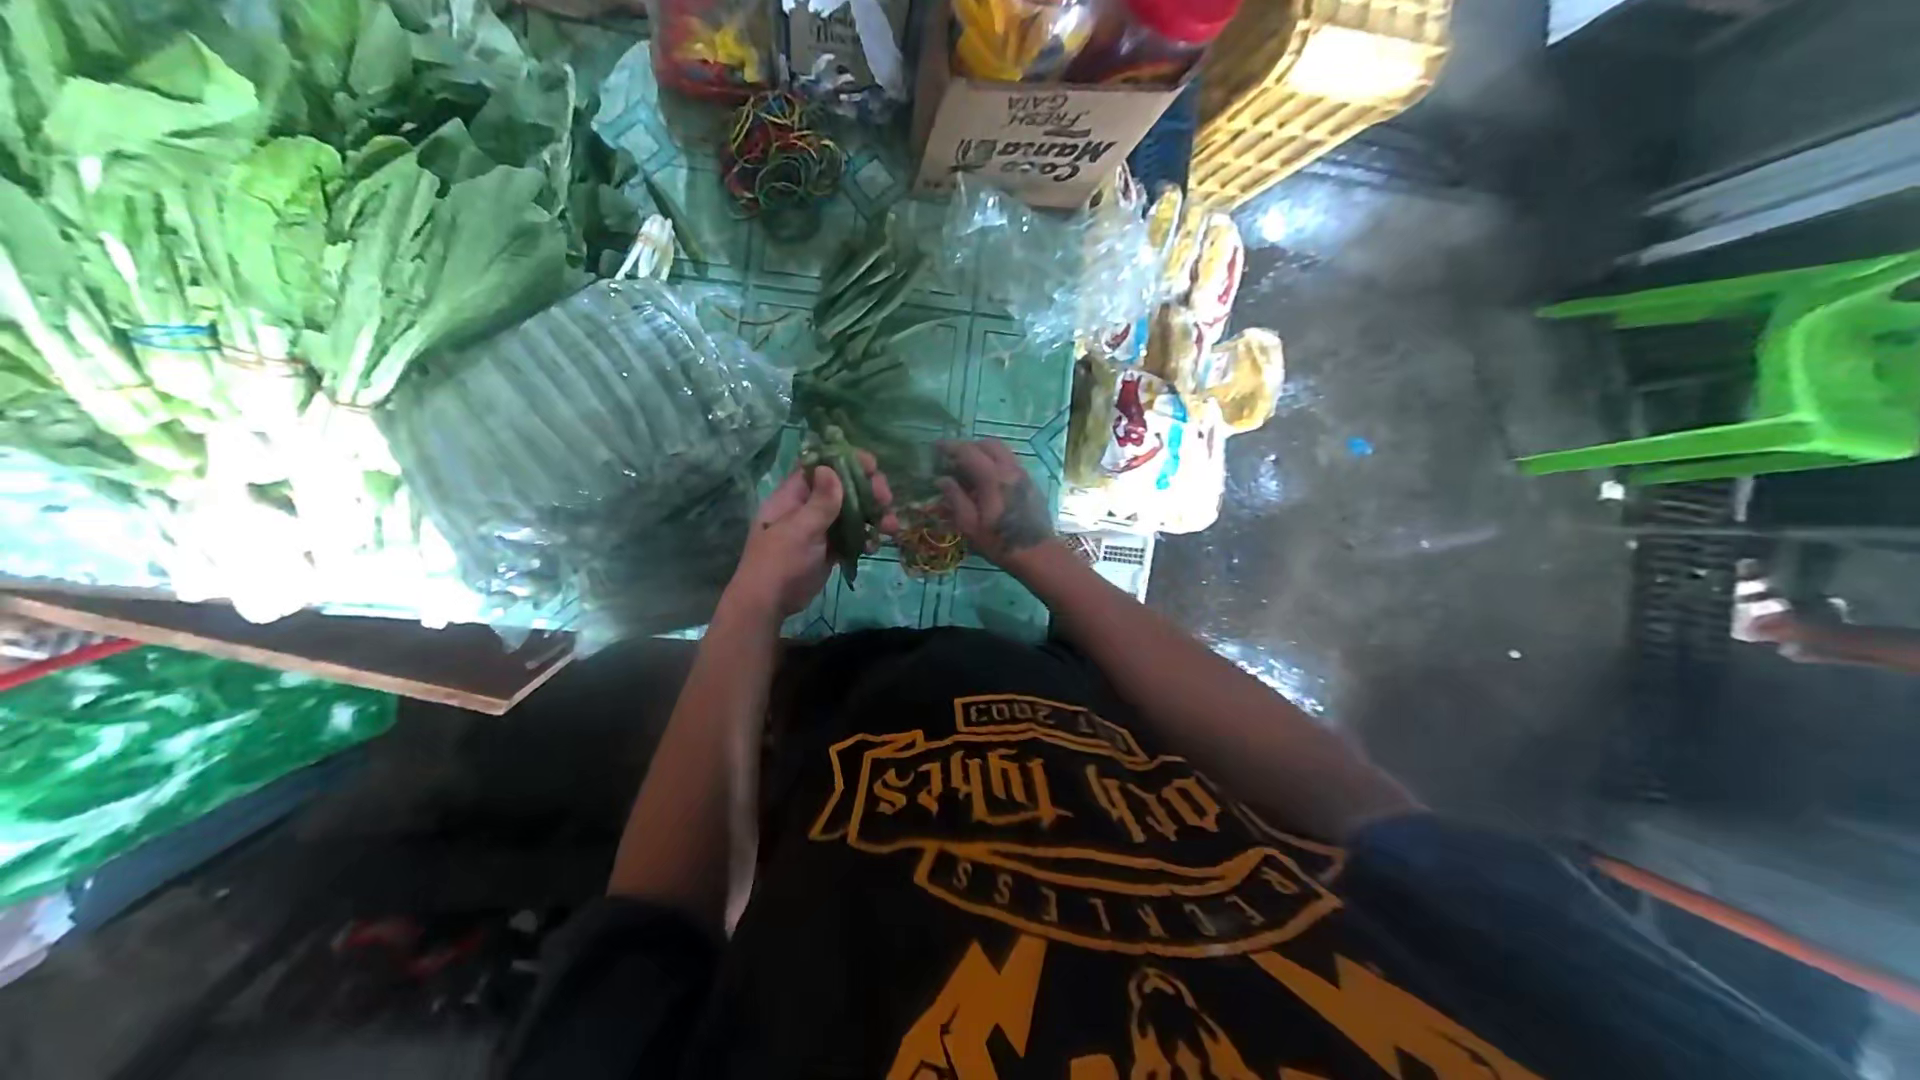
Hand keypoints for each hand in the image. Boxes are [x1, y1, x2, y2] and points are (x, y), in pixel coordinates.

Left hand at [724, 455, 895, 619]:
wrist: (768, 604)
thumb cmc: (779, 562)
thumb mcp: (800, 529)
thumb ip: (820, 501)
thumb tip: (830, 468)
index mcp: (794, 495)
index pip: (821, 466)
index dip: (846, 460)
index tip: (872, 466)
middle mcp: (808, 507)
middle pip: (843, 487)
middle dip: (868, 490)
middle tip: (886, 500)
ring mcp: (820, 529)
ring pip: (852, 513)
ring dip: (874, 516)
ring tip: (891, 527)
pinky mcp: (829, 549)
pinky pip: (852, 537)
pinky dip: (866, 538)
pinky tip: (874, 546)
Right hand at [937, 439, 1053, 570]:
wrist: (1037, 554)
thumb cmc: (999, 542)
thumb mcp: (970, 525)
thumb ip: (955, 498)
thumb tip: (941, 479)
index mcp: (993, 478)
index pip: (968, 451)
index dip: (950, 446)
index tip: (936, 447)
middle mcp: (1010, 469)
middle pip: (988, 444)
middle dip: (969, 446)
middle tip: (954, 458)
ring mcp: (1024, 474)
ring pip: (1002, 451)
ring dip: (984, 453)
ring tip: (970, 468)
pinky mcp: (1031, 483)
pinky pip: (1011, 462)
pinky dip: (996, 462)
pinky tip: (988, 480)